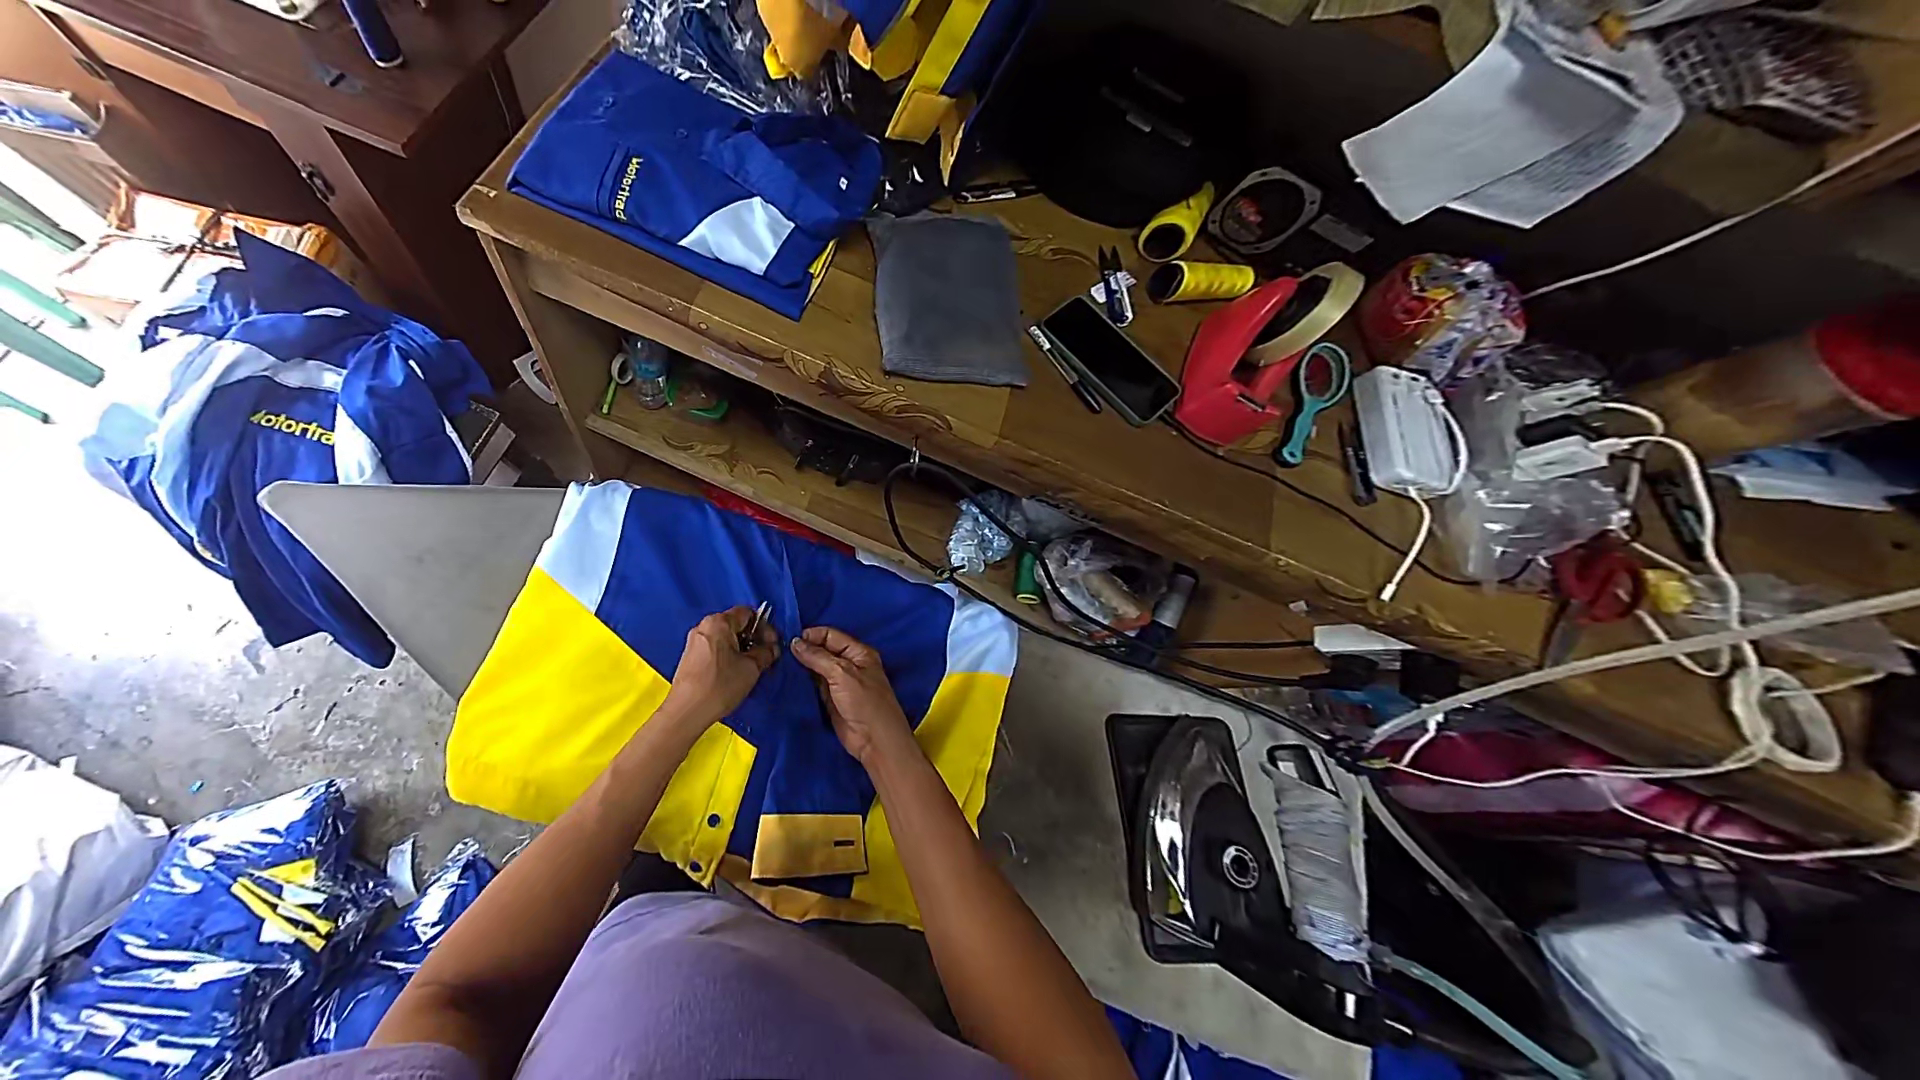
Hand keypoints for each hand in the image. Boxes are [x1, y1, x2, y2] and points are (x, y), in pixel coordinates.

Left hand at [657, 607, 779, 732]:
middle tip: (766, 655)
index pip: (748, 613)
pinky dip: (729, 656)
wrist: (688, 711)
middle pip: (736, 624)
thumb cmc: (719, 686)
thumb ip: (767, 652)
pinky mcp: (691, 657)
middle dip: (754, 639)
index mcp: (718, 623)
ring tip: (752, 667)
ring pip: (726, 638)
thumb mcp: (752, 667)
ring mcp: (695, 642)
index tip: (772, 643)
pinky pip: (716, 649)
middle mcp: (704, 627)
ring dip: (742, 649)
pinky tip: (736, 673)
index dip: (765, 627)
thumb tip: (771, 648)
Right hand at [790, 626, 918, 767]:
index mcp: (859, 652)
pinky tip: (786, 679)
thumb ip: (818, 657)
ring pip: (816, 668)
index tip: (789, 641)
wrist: (874, 740)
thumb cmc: (865, 703)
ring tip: (779, 664)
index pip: (831, 635)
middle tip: (780, 653)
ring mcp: (839, 682)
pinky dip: (801, 682)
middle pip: (822, 651)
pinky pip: (813, 685)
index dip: (811, 636)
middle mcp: (849, 664)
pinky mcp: (830, 699)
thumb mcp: (843, 674)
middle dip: (803, 651)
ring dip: (800, 667)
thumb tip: (795, 643)